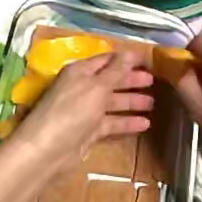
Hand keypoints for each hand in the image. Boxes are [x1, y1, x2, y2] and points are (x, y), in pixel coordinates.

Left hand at [7, 51, 153, 172]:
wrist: (48, 149)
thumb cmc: (72, 110)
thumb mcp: (96, 86)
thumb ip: (116, 70)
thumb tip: (131, 52)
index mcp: (81, 71)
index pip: (108, 60)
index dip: (127, 59)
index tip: (149, 61)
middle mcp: (83, 88)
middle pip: (112, 80)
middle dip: (132, 80)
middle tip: (153, 81)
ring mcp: (86, 110)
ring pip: (113, 102)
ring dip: (132, 101)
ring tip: (153, 103)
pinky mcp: (89, 130)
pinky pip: (112, 122)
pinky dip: (127, 122)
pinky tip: (145, 124)